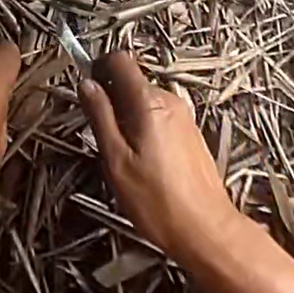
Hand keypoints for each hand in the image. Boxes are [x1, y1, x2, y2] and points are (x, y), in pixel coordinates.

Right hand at [80, 51, 245, 263]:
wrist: (207, 232)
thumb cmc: (159, 203)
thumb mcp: (116, 160)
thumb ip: (100, 116)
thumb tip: (86, 85)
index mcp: (148, 102)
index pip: (120, 60)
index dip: (99, 68)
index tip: (89, 89)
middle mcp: (169, 101)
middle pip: (131, 81)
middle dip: (112, 99)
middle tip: (104, 136)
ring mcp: (182, 115)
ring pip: (144, 99)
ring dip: (128, 116)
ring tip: (124, 156)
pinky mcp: (189, 132)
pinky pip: (159, 115)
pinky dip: (145, 127)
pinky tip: (145, 162)